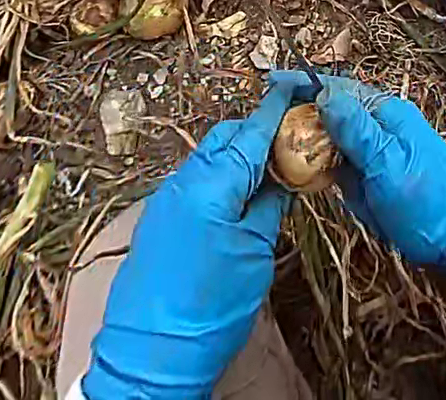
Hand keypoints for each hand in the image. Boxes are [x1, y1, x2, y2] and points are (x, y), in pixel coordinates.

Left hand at [84, 78, 300, 397]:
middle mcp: (185, 179)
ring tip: (269, 172)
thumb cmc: (212, 306)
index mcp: (213, 183)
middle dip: (259, 131)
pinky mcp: (160, 216)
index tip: (296, 85)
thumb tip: (286, 172)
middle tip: (291, 144)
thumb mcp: (256, 249)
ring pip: (212, 154)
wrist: (149, 360)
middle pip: (228, 135)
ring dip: (240, 153)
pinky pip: (197, 177)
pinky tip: (240, 196)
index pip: (252, 131)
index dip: (277, 107)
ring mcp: (168, 197)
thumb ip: (271, 201)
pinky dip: (222, 174)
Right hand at [268, 71, 445, 273]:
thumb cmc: (425, 198)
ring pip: (331, 135)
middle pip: (331, 110)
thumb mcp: (387, 163)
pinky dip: (316, 160)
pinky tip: (297, 167)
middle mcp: (376, 125)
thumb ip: (355, 130)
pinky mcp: (368, 173)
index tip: (272, 82)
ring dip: (304, 135)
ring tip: (271, 140)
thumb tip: (324, 95)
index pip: (338, 89)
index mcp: (384, 112)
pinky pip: (337, 160)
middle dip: (299, 110)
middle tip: (264, 118)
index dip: (304, 84)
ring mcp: (372, 149)